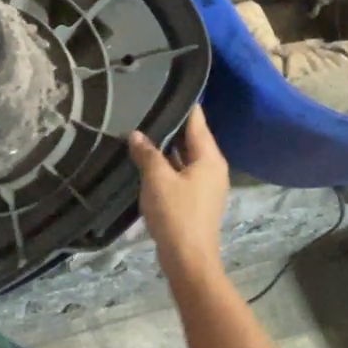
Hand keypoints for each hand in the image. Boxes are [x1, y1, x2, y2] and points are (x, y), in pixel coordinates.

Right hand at [128, 105, 229, 279]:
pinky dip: (167, 166)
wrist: (188, 260)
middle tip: (146, 108)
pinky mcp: (196, 201)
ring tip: (142, 132)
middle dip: (170, 126)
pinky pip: (181, 174)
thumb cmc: (176, 214)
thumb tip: (135, 134)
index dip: (183, 105)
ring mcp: (206, 186)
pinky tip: (147, 163)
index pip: (197, 121)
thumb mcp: (157, 179)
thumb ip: (146, 153)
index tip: (167, 87)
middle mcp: (213, 168)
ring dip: (166, 148)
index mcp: (210, 158)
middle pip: (192, 139)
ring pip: (185, 158)